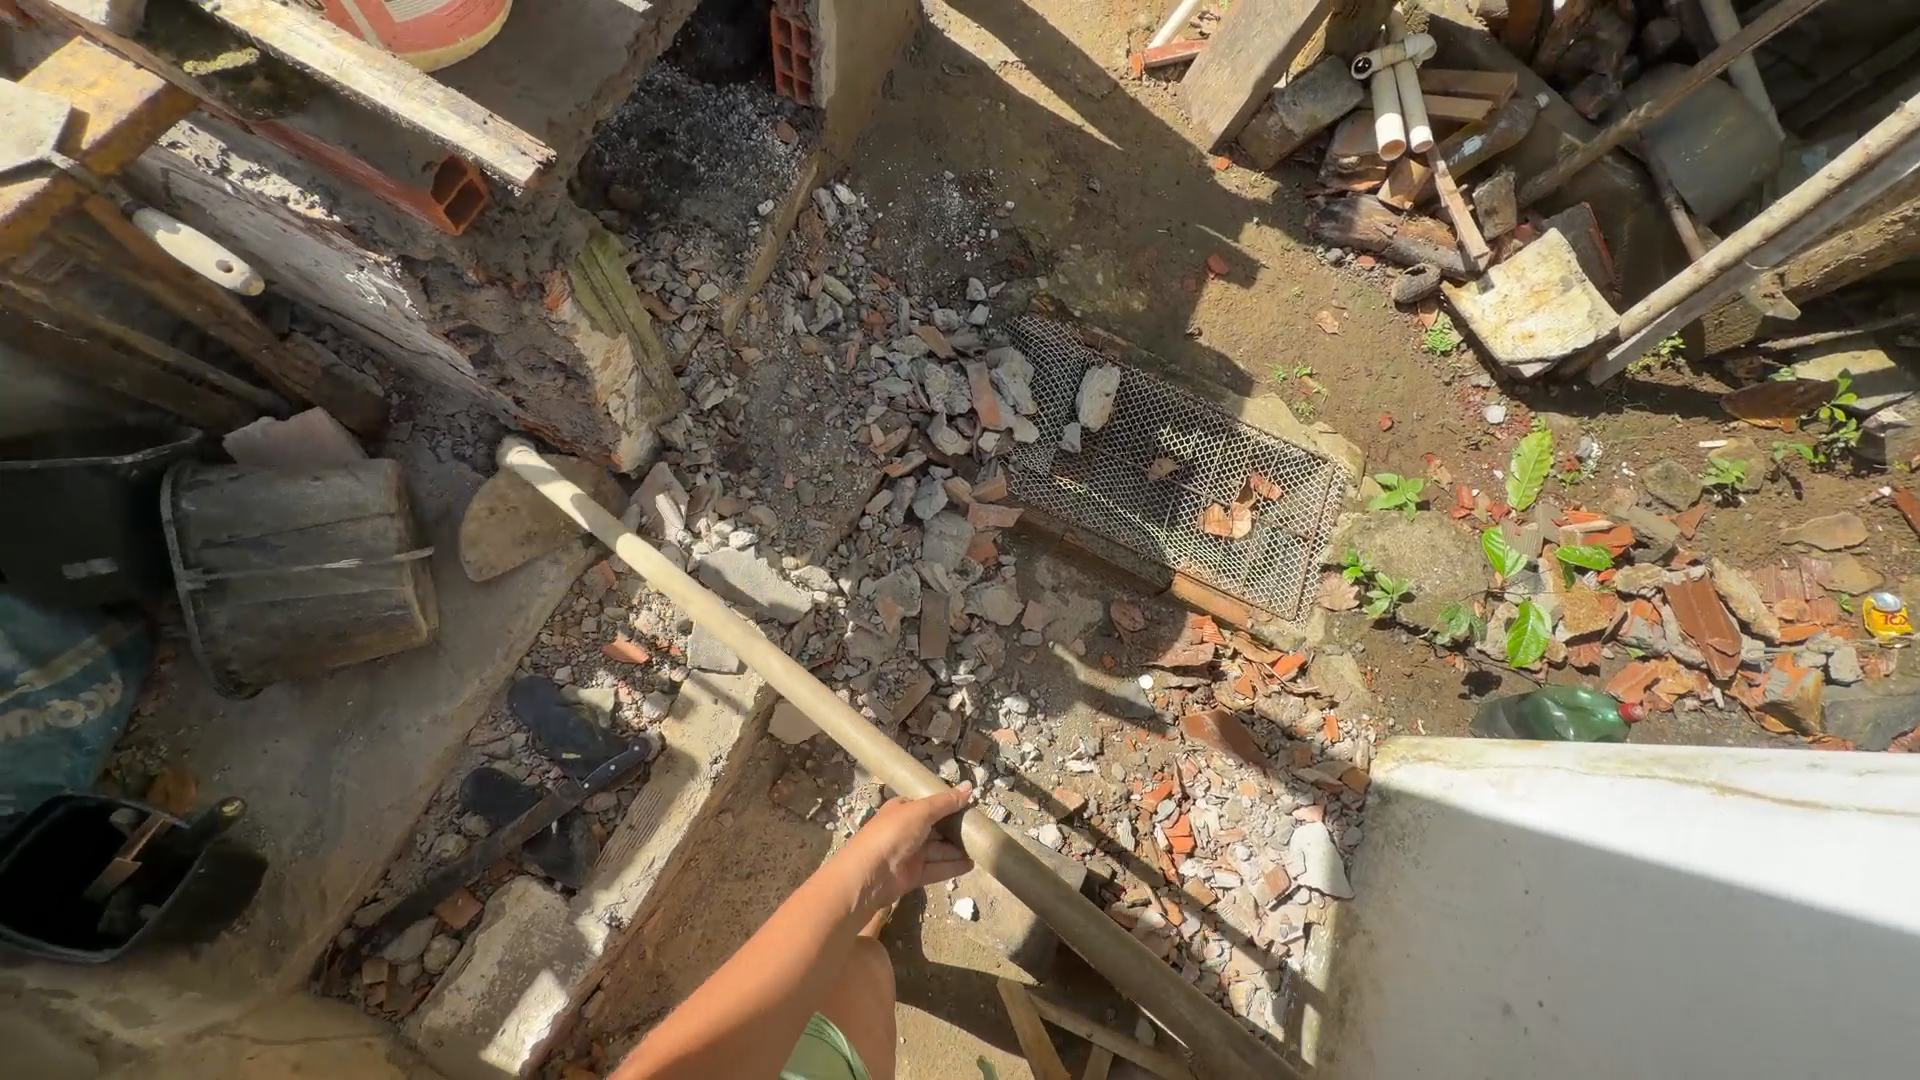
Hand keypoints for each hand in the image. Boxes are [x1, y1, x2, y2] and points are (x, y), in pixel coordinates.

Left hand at [830, 784, 975, 915]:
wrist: (868, 875)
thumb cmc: (892, 833)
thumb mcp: (920, 811)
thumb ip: (945, 802)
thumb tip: (970, 787)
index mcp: (902, 810)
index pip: (929, 805)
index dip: (948, 804)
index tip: (970, 805)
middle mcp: (906, 831)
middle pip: (935, 828)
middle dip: (955, 828)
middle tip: (979, 828)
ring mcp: (909, 854)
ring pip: (938, 850)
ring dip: (957, 849)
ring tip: (980, 847)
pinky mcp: (913, 875)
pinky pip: (937, 868)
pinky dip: (953, 866)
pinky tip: (971, 864)